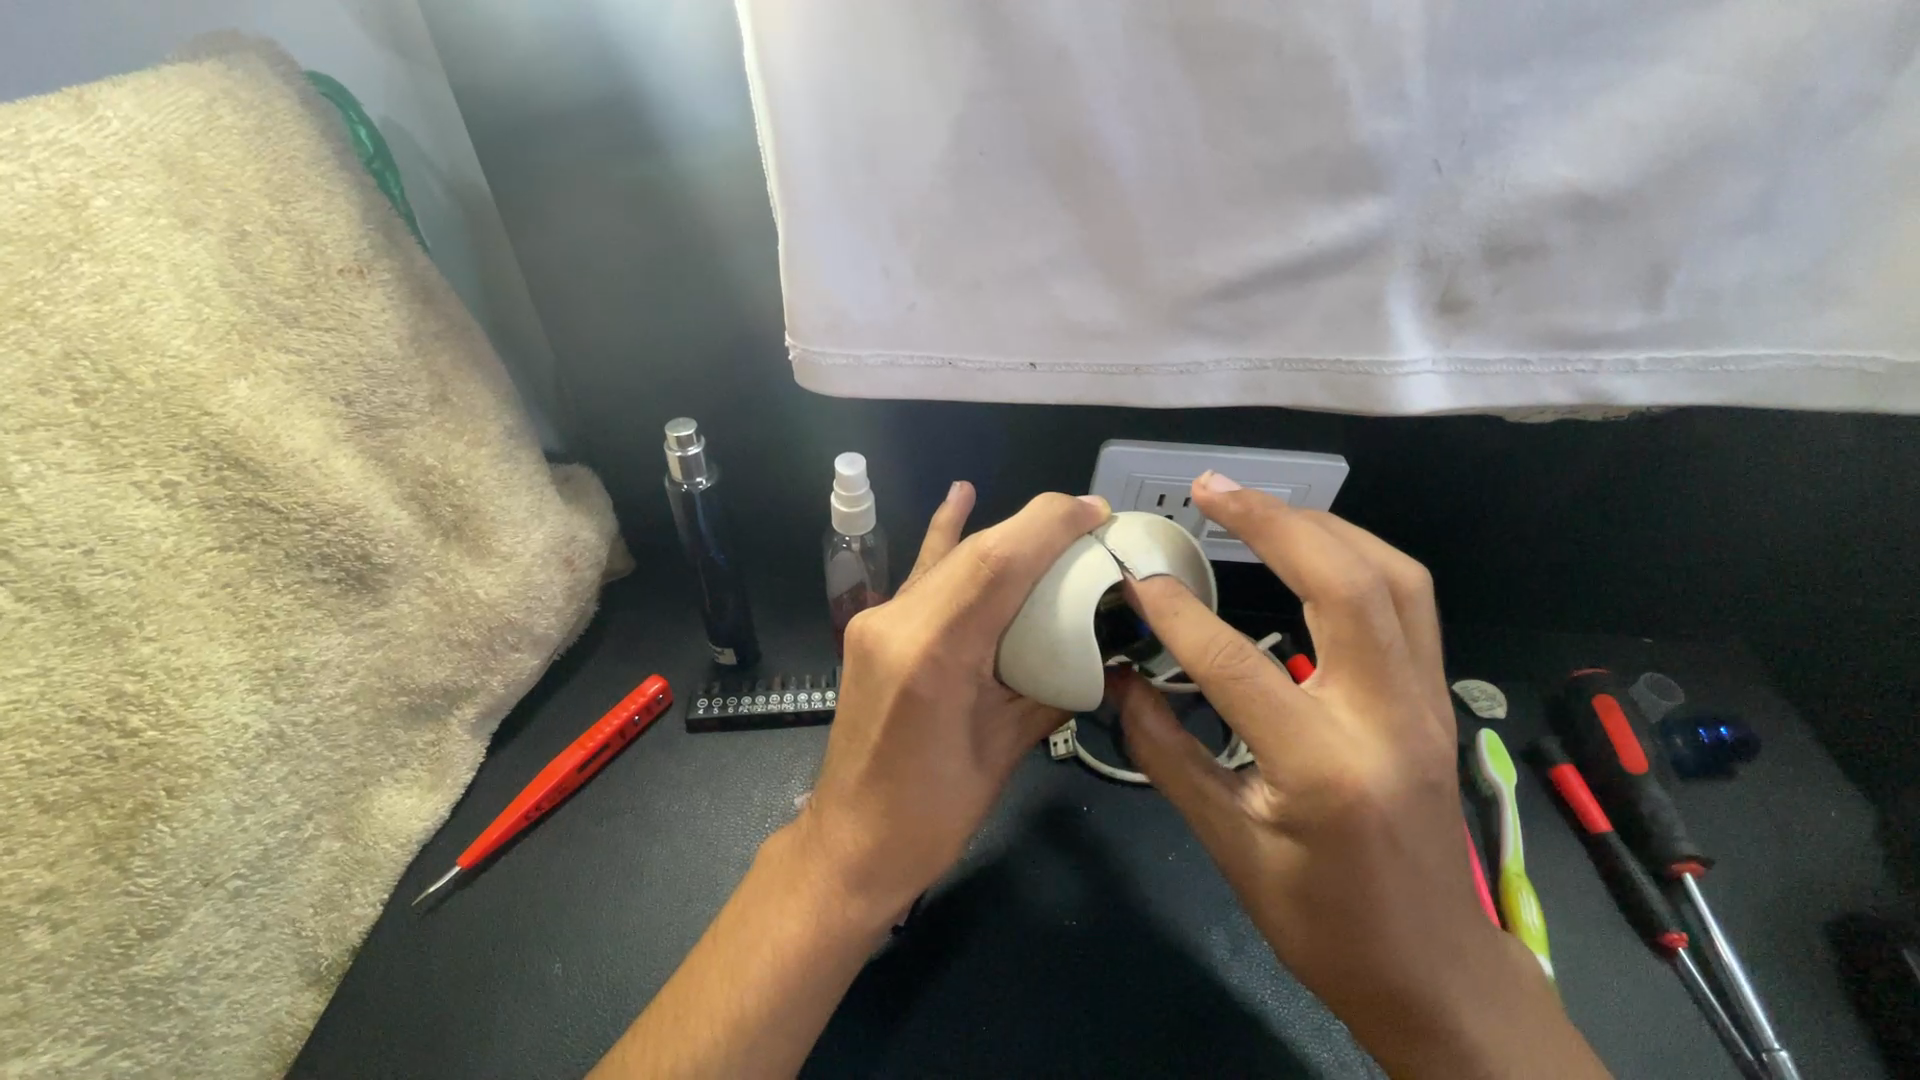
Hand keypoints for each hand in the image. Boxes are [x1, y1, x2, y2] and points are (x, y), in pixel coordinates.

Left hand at [795, 484, 1110, 922]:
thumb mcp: (1003, 753)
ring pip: (951, 559)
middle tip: (1092, 525)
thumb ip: (1052, 691)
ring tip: (1057, 527)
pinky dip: (945, 537)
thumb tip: (1104, 658)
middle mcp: (897, 622)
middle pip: (975, 552)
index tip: (1096, 513)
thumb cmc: (931, 816)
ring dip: (1006, 539)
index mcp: (933, 654)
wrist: (850, 844)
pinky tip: (960, 497)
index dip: (1049, 527)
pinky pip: (922, 577)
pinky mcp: (873, 630)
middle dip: (1036, 529)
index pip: (996, 562)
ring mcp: (877, 622)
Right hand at [1110, 473, 1604, 1077]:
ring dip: (1322, 526)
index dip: (1178, 615)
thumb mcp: (1228, 846)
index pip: (1238, 665)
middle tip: (1209, 490)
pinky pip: (1410, 600)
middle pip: (1344, 583)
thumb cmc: (1321, 921)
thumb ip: (1167, 752)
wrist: (1433, 969)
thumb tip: (1122, 679)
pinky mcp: (1436, 698)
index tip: (1135, 579)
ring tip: (1258, 505)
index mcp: (1325, 767)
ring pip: (1392, 577)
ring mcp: (1426, 702)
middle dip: (1271, 523)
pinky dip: (1359, 555)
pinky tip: (1315, 548)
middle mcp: (1388, 717)